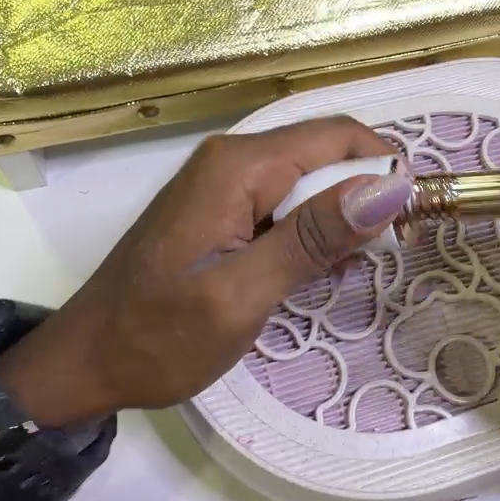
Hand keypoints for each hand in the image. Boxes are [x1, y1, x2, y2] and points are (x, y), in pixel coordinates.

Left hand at [0, 118, 412, 424]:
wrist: (85, 363)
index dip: (385, 168)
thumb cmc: (158, 337)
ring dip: (340, 217)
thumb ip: (314, 236)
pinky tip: (318, 270)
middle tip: (385, 255)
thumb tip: (390, 187)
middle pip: (324, 154)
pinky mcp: (221, 209)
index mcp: (238, 167)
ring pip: (308, 180)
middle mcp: (232, 159)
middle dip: (365, 194)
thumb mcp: (242, 293)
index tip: (414, 220)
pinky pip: (284, 202)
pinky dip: (311, 230)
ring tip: (354, 268)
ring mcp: (223, 183)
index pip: (336, 137)